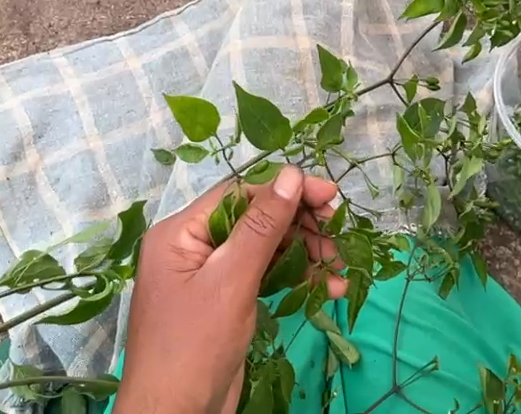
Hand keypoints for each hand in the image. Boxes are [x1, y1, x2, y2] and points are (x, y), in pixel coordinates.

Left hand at [118, 166, 346, 412]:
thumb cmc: (194, 347)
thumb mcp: (231, 280)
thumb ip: (262, 225)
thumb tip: (292, 173)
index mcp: (181, 232)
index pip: (241, 193)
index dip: (287, 190)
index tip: (330, 196)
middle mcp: (193, 247)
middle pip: (256, 218)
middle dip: (301, 226)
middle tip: (338, 235)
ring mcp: (210, 275)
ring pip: (266, 247)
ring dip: (305, 255)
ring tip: (339, 269)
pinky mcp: (226, 301)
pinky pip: (265, 274)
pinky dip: (295, 279)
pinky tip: (327, 288)